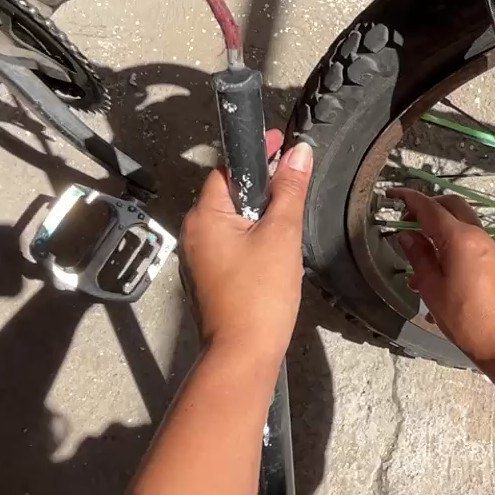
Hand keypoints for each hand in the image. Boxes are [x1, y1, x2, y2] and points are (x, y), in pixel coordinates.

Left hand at [181, 132, 312, 364]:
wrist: (244, 353)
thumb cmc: (260, 292)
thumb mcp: (281, 234)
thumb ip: (289, 190)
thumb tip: (299, 151)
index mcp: (205, 217)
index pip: (227, 170)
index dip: (255, 154)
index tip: (281, 141)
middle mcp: (195, 233)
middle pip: (229, 194)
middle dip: (261, 183)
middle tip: (294, 176)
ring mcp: (200, 258)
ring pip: (232, 220)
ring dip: (259, 211)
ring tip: (291, 210)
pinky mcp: (211, 278)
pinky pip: (232, 243)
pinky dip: (253, 235)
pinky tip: (277, 244)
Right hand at [388, 189, 494, 364]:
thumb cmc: (468, 320)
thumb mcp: (433, 290)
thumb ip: (419, 258)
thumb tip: (408, 236)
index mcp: (461, 239)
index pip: (430, 208)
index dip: (409, 198)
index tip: (393, 194)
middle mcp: (480, 237)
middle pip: (452, 208)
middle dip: (429, 209)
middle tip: (408, 223)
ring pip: (464, 229)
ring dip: (441, 235)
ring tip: (422, 266)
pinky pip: (475, 248)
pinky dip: (456, 251)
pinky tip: (444, 280)